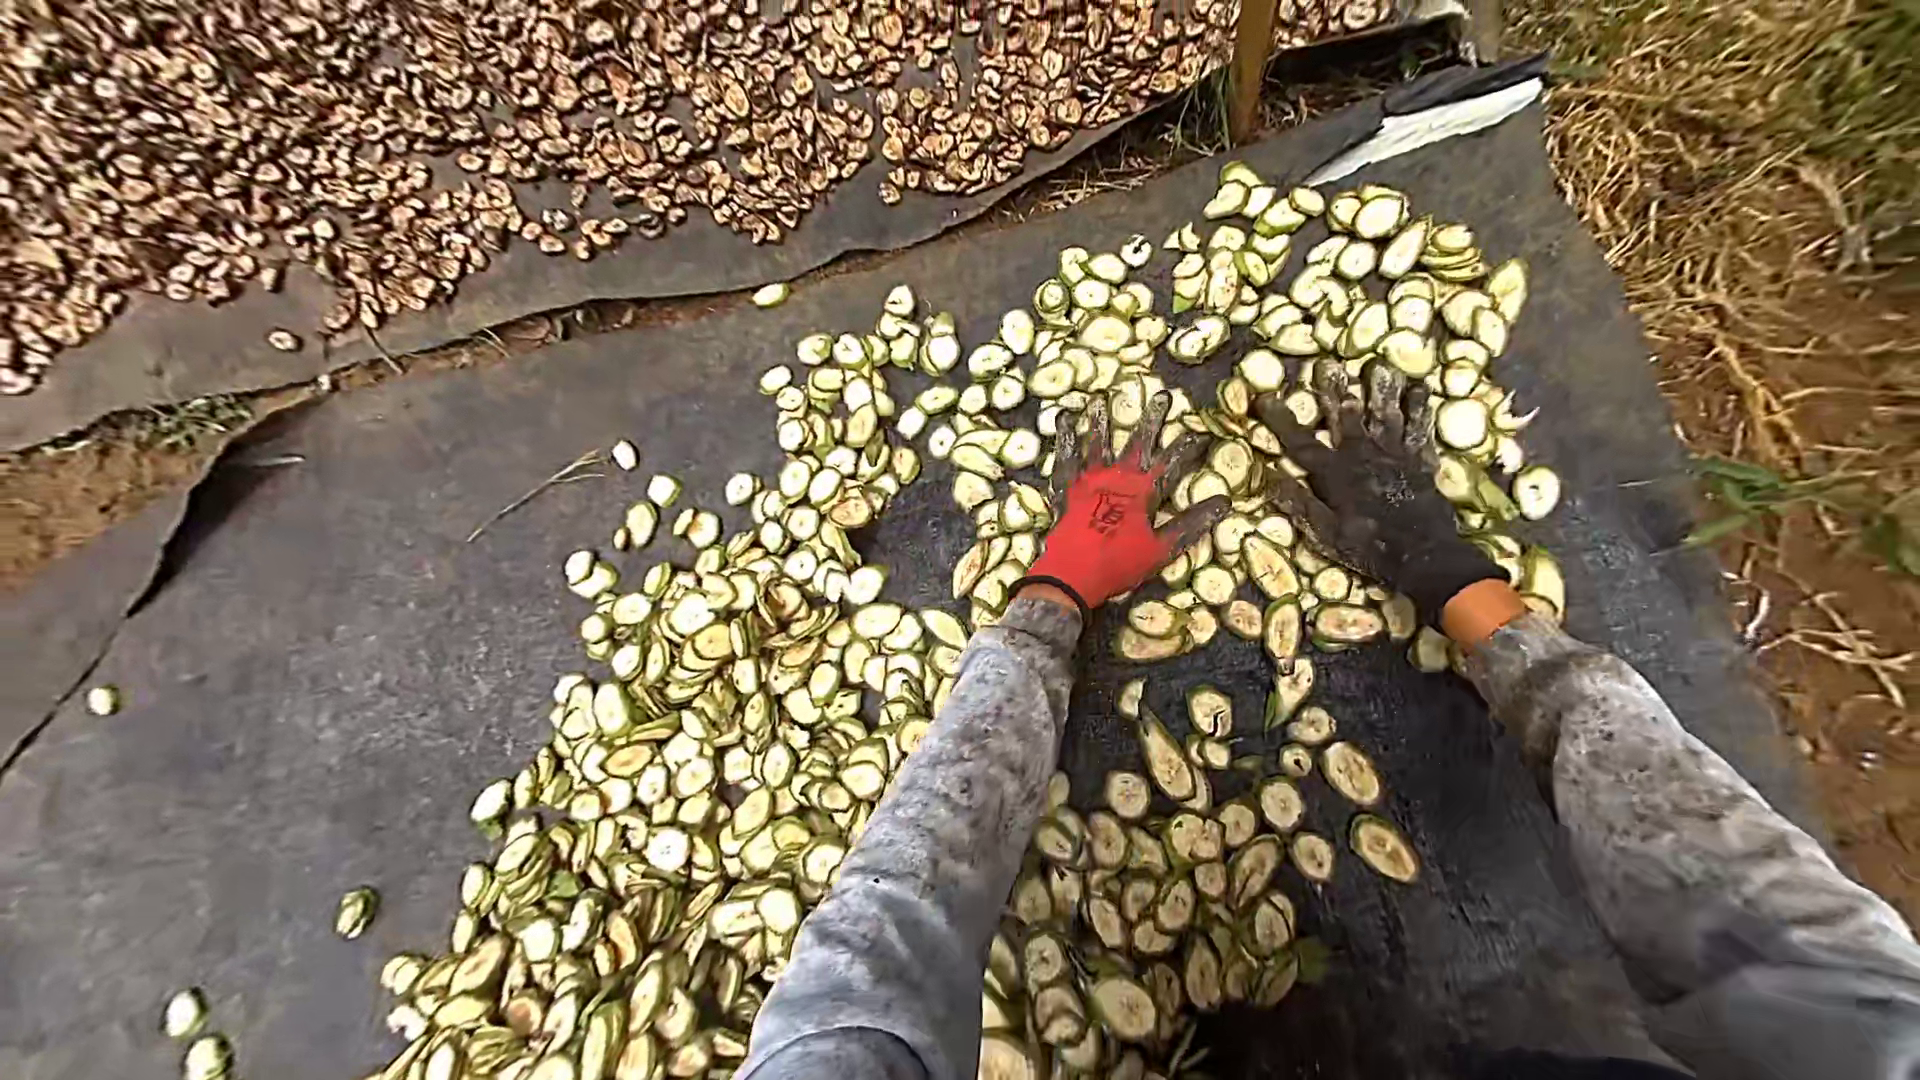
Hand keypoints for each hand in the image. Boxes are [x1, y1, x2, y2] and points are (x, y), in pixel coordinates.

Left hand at [1025, 391, 1229, 609]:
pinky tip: (1065, 420)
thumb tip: (1223, 503)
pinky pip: (1066, 458)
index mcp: (1142, 491)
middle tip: (1162, 396)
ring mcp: (1089, 480)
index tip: (1202, 431)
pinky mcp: (1067, 488)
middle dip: (1153, 419)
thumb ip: (1190, 524)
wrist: (1072, 574)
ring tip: (1102, 398)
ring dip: (1102, 420)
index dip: (1188, 446)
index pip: (1173, 462)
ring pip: (1099, 443)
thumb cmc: (1119, 563)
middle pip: (1138, 442)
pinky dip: (1066, 438)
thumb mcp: (1160, 548)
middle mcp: (1117, 478)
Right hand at [1254, 360, 1506, 622]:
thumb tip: (1269, 476)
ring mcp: (1394, 456)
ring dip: (1380, 390)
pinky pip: (1420, 429)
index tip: (1265, 396)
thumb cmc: (1366, 546)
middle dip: (1334, 390)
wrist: (1424, 555)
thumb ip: (1298, 501)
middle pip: (1345, 417)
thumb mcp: (1323, 531)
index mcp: (1335, 473)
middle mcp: (1363, 456)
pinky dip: (1418, 409)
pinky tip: (1419, 390)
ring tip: (1378, 366)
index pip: (1300, 441)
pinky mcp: (1420, 462)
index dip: (1281, 418)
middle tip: (1327, 365)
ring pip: (1384, 415)